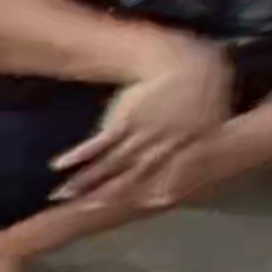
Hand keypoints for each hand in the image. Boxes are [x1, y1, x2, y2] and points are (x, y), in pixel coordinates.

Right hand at [51, 45, 232, 200]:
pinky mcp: (123, 120)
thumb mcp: (213, 113)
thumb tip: (203, 154)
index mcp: (195, 138)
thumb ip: (202, 136)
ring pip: (111, 162)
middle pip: (135, 173)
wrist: (183, 62)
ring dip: (84, 180)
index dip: (166, 186)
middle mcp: (168, 140)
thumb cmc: (200, 86)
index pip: (179, 169)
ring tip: (58, 195)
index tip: (153, 204)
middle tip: (86, 209)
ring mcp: (143, 131)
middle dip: (110, 192)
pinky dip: (78, 155)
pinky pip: (98, 142)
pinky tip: (59, 165)